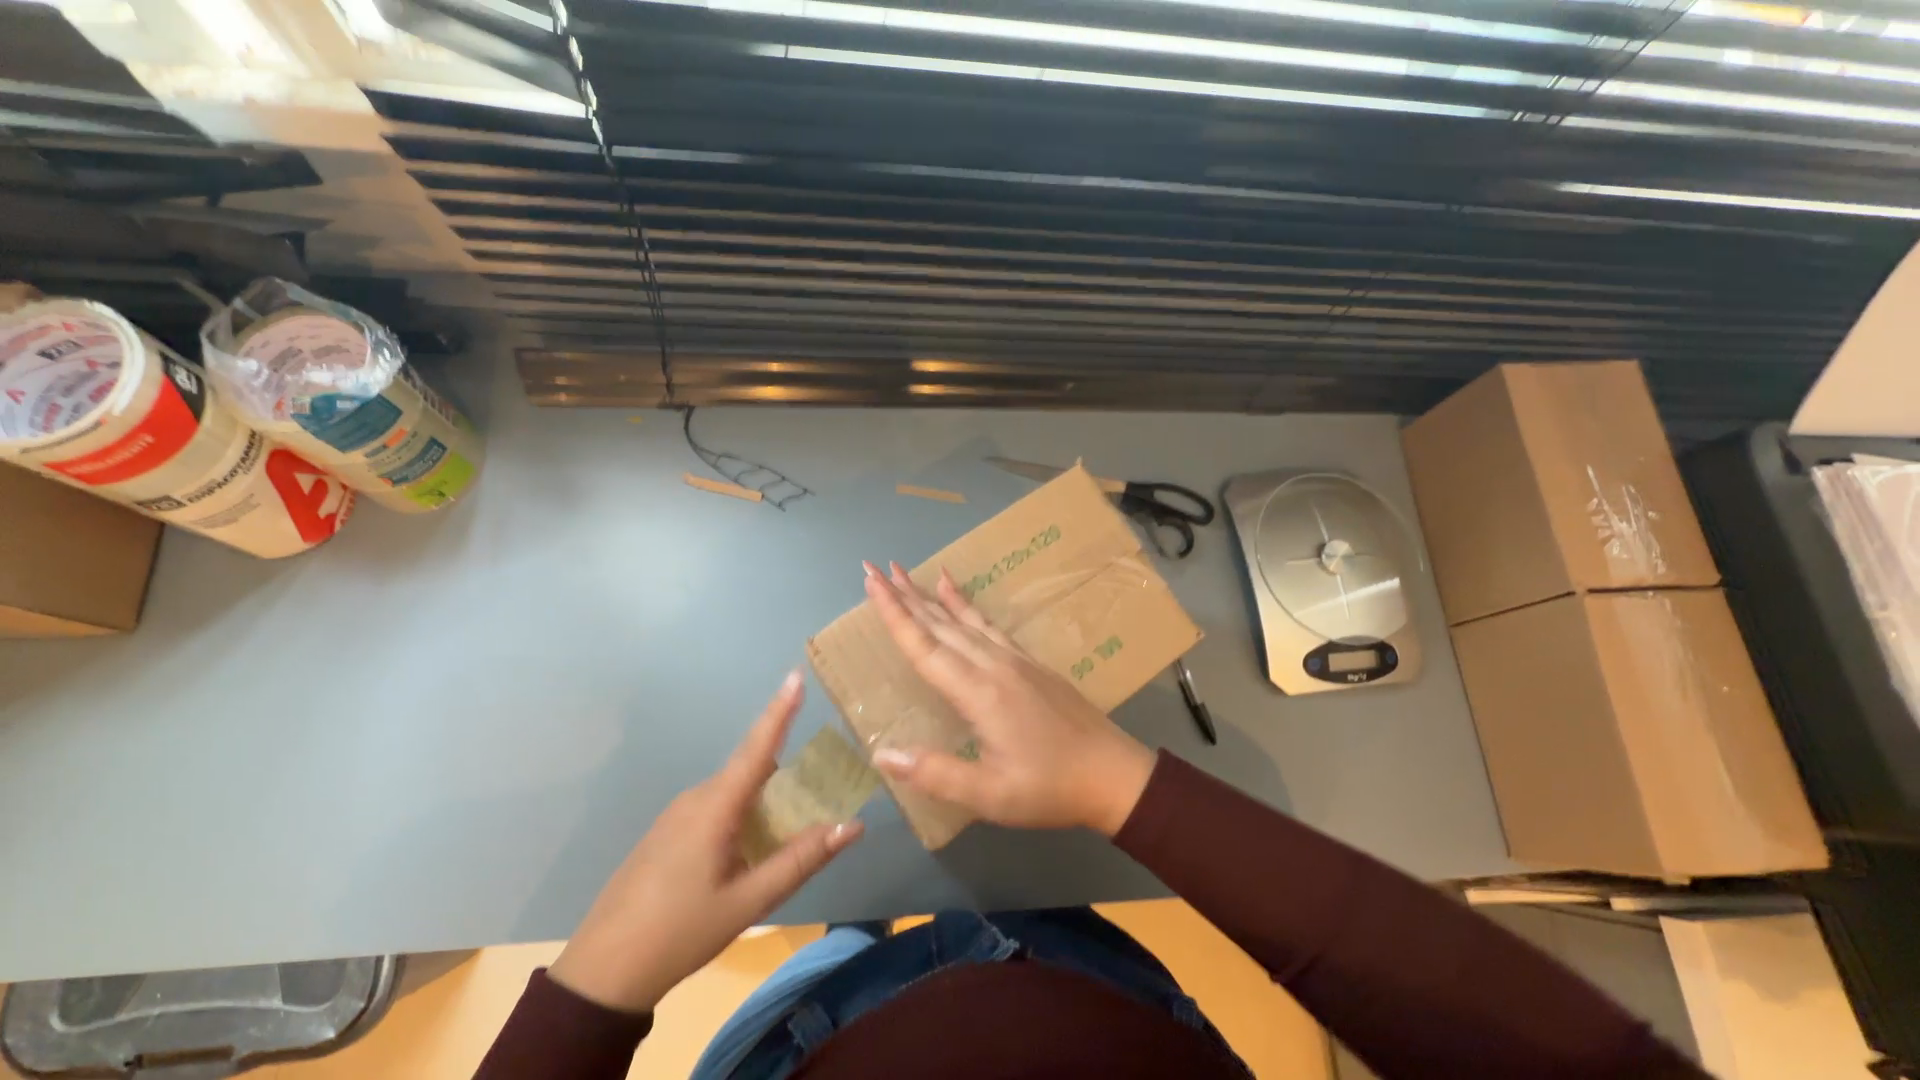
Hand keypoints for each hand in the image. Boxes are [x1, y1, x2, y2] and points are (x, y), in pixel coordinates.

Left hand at [548, 671, 863, 1013]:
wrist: (604, 970)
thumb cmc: (680, 931)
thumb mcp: (749, 901)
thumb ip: (801, 860)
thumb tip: (852, 824)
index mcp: (715, 807)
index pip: (757, 748)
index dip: (779, 711)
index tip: (795, 676)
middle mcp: (696, 799)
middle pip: (751, 771)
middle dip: (789, 775)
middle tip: (827, 791)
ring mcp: (677, 816)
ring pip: (735, 794)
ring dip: (767, 804)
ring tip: (798, 832)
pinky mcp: (667, 834)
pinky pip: (717, 810)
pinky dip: (745, 818)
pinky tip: (754, 853)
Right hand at [863, 561, 1156, 836]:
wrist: (1114, 775)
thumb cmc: (1049, 789)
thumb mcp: (990, 795)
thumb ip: (935, 773)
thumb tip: (882, 754)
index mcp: (979, 693)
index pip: (925, 647)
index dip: (894, 615)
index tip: (870, 583)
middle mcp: (994, 666)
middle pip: (940, 624)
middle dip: (904, 596)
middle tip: (873, 569)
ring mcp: (1015, 661)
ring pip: (964, 620)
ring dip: (931, 596)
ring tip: (906, 572)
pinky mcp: (1031, 664)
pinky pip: (989, 625)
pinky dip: (967, 606)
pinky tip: (958, 594)